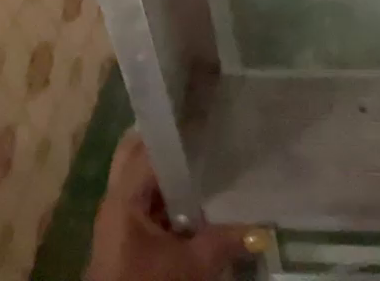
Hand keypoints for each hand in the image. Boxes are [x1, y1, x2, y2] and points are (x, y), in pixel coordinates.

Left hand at [86, 131, 259, 280]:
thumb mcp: (191, 267)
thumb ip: (224, 242)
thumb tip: (263, 230)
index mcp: (123, 198)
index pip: (146, 144)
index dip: (174, 128)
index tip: (203, 113)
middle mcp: (116, 200)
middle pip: (138, 153)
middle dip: (169, 143)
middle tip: (204, 132)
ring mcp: (119, 217)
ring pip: (143, 176)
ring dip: (170, 169)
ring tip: (207, 156)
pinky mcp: (126, 236)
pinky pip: (147, 200)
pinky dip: (169, 193)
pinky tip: (197, 196)